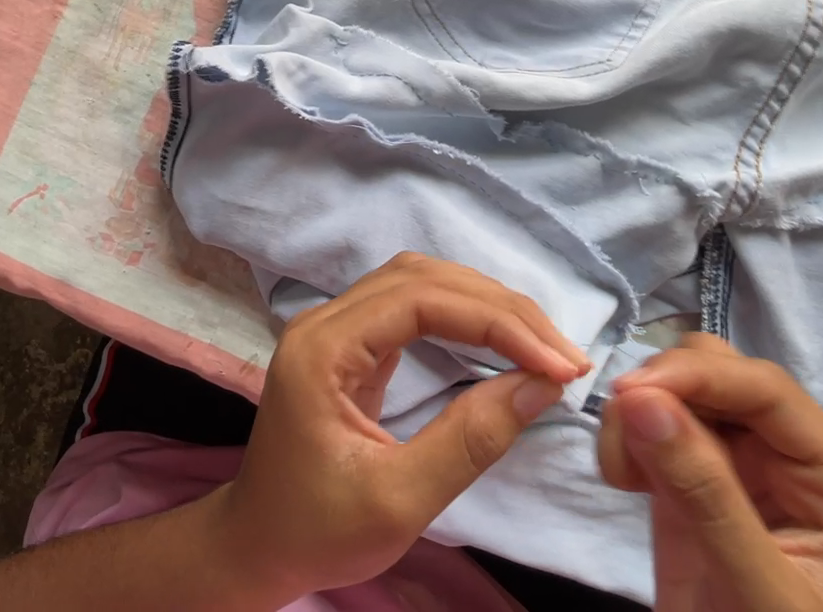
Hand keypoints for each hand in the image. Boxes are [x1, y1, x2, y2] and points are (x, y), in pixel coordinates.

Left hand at [204, 252, 590, 600]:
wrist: (259, 542)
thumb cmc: (320, 529)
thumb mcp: (399, 499)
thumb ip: (468, 440)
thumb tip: (540, 385)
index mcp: (323, 349)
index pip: (418, 299)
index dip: (494, 321)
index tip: (558, 364)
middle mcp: (323, 323)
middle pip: (418, 279)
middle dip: (497, 308)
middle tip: (563, 355)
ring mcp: (332, 331)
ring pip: (413, 284)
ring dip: (480, 305)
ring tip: (540, 345)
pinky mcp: (347, 348)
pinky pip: (405, 309)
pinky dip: (458, 317)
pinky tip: (494, 341)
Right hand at [598, 334, 822, 611]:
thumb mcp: (754, 592)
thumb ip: (703, 494)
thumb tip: (638, 396)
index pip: (770, 393)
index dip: (698, 376)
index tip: (625, 392)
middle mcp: (797, 466)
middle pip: (725, 377)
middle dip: (664, 391)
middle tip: (623, 438)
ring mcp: (744, 473)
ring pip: (680, 392)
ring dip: (637, 414)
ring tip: (621, 475)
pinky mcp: (695, 482)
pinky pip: (653, 426)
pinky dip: (625, 437)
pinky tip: (621, 480)